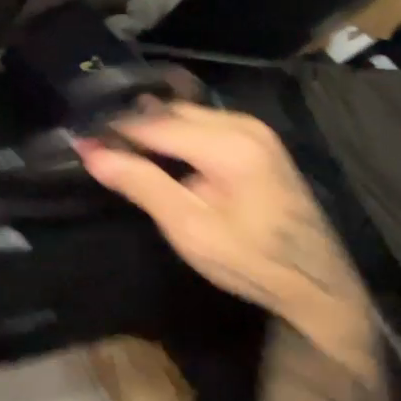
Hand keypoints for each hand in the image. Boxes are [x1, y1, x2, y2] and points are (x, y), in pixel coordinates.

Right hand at [76, 99, 366, 343]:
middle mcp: (243, 125)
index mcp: (228, 145)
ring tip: (122, 152)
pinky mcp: (258, 141)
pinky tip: (160, 156)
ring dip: (153, 130)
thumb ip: (141, 185)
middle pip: (168, 112)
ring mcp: (255, 130)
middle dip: (132, 127)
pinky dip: (175, 134)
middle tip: (98, 149)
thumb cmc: (252, 263)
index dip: (112, 131)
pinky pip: (202, 123)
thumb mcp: (190, 230)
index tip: (79, 141)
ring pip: (184, 114)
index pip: (152, 123)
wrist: (321, 288)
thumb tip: (90, 152)